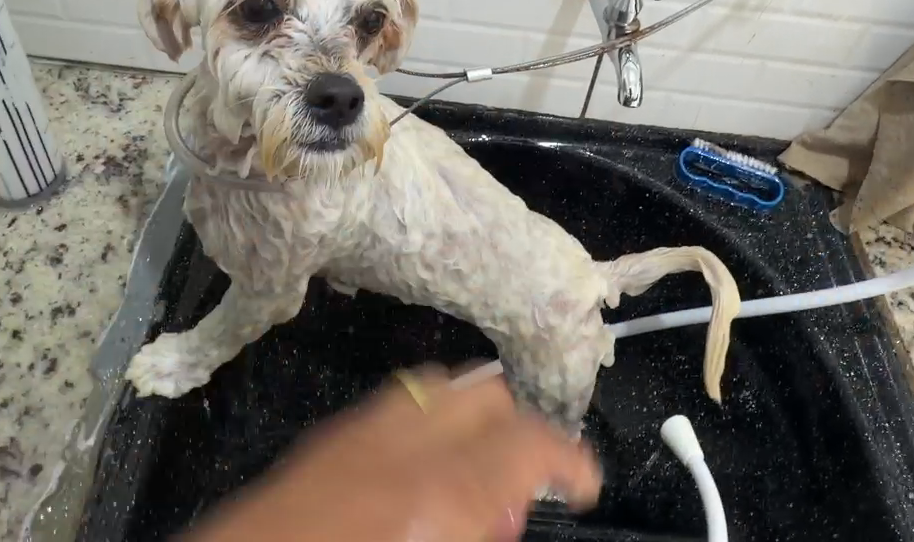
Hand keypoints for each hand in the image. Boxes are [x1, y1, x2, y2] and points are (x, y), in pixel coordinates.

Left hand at [183, 368, 602, 541]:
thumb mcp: (442, 531)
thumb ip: (480, 518)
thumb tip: (505, 514)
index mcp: (440, 494)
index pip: (530, 443)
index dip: (571, 456)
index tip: (585, 479)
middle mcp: (404, 445)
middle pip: (487, 395)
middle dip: (520, 428)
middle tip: (527, 486)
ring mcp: (361, 431)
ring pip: (441, 387)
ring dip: (472, 417)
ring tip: (476, 470)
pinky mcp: (328, 436)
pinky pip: (396, 402)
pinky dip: (427, 419)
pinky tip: (419, 462)